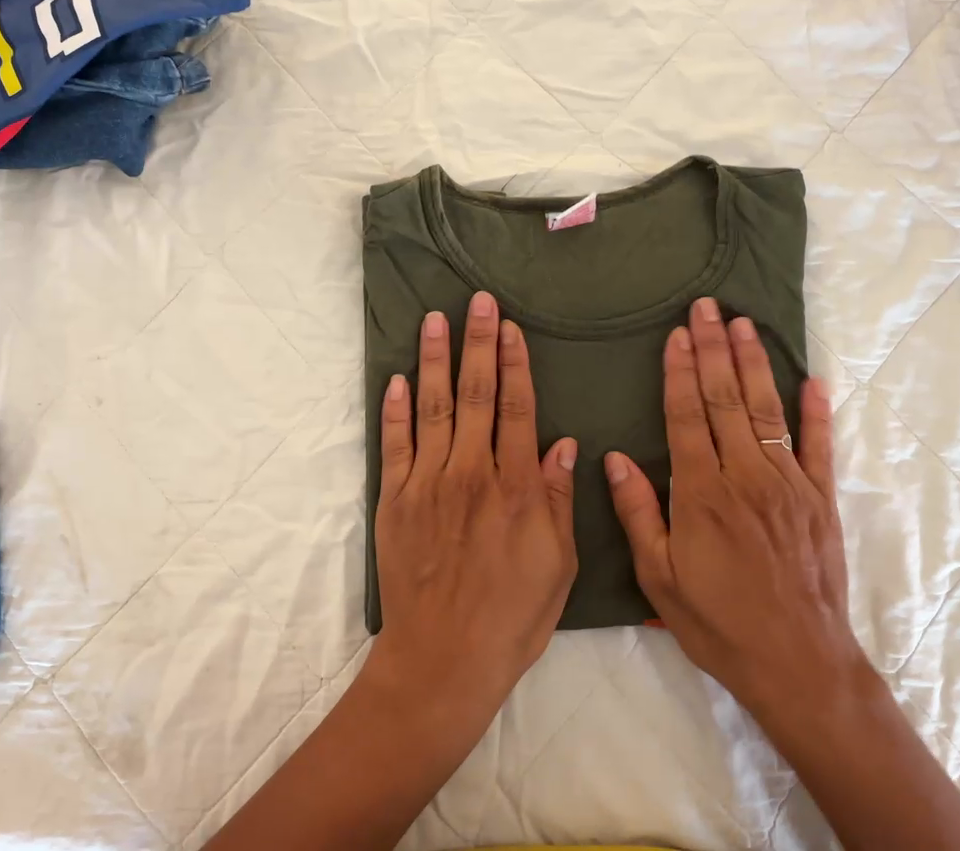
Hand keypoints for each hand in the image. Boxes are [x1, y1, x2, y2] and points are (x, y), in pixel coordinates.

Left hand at [372, 291, 578, 714]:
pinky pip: (394, 444)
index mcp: (517, 487)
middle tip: (476, 301)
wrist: (444, 658)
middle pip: (474, 394)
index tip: (510, 327)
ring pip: (431, 407)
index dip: (514, 363)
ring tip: (434, 319)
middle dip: (477, 343)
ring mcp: (427, 484)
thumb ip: (558, 499)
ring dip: (433, 360)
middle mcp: (472, 473)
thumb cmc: (512, 617)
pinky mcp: (394, 501)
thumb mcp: (558, 564)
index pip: (517, 408)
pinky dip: (394, 409)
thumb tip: (565, 443)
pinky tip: (397, 378)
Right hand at [607, 297, 869, 733]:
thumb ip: (638, 514)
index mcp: (700, 494)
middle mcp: (745, 477)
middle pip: (726, 400)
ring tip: (744, 324)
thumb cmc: (718, 624)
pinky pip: (819, 447)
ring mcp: (788, 485)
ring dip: (754, 364)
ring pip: (767, 411)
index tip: (676, 333)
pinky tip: (813, 380)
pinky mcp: (820, 501)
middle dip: (713, 349)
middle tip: (707, 307)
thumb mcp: (660, 578)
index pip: (686, 417)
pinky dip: (817, 413)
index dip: (679, 372)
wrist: (799, 663)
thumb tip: (614, 459)